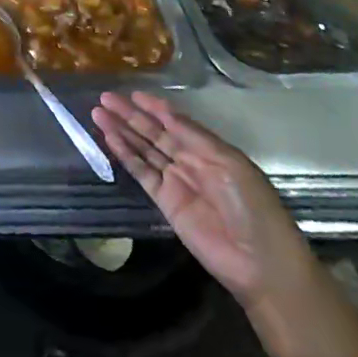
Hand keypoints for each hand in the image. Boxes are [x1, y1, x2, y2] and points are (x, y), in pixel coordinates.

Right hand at [91, 91, 315, 304]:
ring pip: (143, 149)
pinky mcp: (164, 201)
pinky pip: (140, 172)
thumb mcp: (228, 163)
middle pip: (155, 133)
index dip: (155, 108)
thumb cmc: (252, 206)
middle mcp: (191, 161)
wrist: (259, 262)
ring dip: (122, 131)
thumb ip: (192, 136)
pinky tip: (110, 138)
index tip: (133, 93)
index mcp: (211, 150)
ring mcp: (176, 181)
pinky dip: (125, 155)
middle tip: (105, 98)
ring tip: (98, 113)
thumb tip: (163, 112)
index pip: (177, 123)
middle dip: (131, 115)